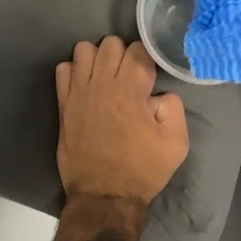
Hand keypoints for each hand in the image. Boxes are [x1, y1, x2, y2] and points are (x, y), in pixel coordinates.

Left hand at [55, 37, 189, 206]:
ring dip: (97, 58)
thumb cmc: (142, 171)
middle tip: (128, 77)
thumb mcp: (176, 144)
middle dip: (123, 55)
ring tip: (105, 78)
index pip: (138, 49)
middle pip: (111, 43)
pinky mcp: (63, 103)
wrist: (104, 197)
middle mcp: (102, 84)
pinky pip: (63, 68)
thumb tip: (158, 92)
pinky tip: (85, 87)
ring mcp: (79, 92)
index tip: (148, 79)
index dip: (146, 61)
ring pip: (84, 49)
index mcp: (130, 90)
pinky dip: (75, 71)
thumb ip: (174, 107)